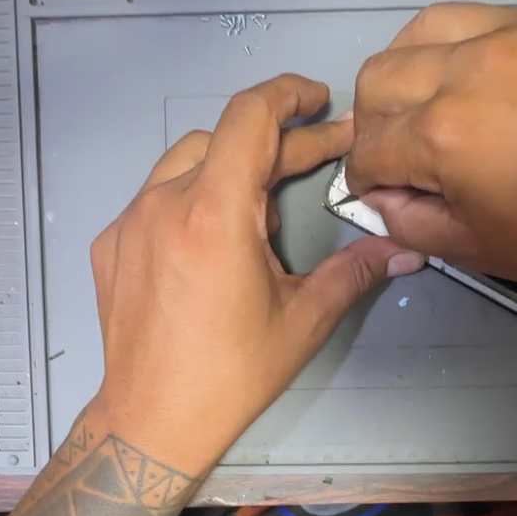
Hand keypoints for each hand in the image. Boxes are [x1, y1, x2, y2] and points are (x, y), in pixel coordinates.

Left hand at [88, 74, 422, 472]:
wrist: (152, 420)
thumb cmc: (230, 376)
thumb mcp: (303, 321)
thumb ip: (355, 272)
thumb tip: (405, 249)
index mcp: (215, 214)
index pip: (250, 117)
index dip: (288, 94)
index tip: (317, 100)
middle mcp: (164, 204)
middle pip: (225, 139)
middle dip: (277, 145)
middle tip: (319, 161)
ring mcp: (129, 222)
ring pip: (185, 162)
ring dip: (231, 168)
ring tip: (263, 208)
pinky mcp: (111, 243)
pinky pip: (155, 196)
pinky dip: (191, 198)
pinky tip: (212, 238)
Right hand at [346, 4, 516, 313]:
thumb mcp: (475, 249)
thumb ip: (409, 219)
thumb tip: (383, 194)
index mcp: (445, 135)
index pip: (369, 147)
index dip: (365, 179)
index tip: (381, 192)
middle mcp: (468, 69)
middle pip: (379, 78)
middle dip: (375, 124)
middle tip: (400, 155)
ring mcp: (513, 33)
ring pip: (418, 32)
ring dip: (406, 73)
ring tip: (427, 108)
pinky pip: (474, 18)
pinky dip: (455, 50)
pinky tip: (476, 85)